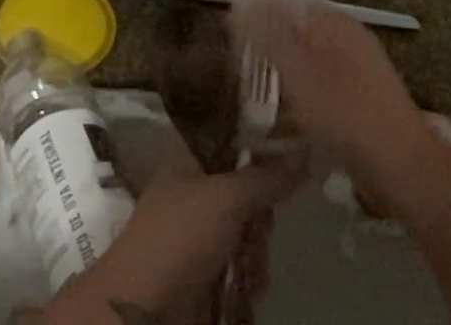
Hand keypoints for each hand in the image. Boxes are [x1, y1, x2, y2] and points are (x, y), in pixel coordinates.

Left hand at [45, 156, 305, 321]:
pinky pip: (241, 263)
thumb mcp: (228, 196)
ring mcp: (197, 234)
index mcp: (185, 163)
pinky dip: (249, 275)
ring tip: (249, 266)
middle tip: (260, 227)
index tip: (286, 165)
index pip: (230, 146)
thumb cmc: (182, 235)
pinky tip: (247, 286)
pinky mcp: (205, 270)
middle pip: (245, 193)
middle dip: (261, 216)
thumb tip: (303, 149)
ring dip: (257, 252)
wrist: (148, 304)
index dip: (258, 154)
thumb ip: (267, 175)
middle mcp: (191, 194)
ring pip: (247, 232)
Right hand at [233, 0, 434, 203]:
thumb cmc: (345, 115)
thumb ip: (267, 37)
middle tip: (241, 72)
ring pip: (307, 64)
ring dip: (283, 78)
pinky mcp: (359, 103)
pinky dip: (300, 100)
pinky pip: (319, 90)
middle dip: (269, 51)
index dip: (258, 18)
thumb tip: (238, 6)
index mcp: (337, 26)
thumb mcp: (297, 72)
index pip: (289, 6)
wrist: (400, 168)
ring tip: (257, 99)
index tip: (233, 41)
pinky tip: (285, 121)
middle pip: (297, 35)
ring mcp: (357, 73)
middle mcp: (349, 42)